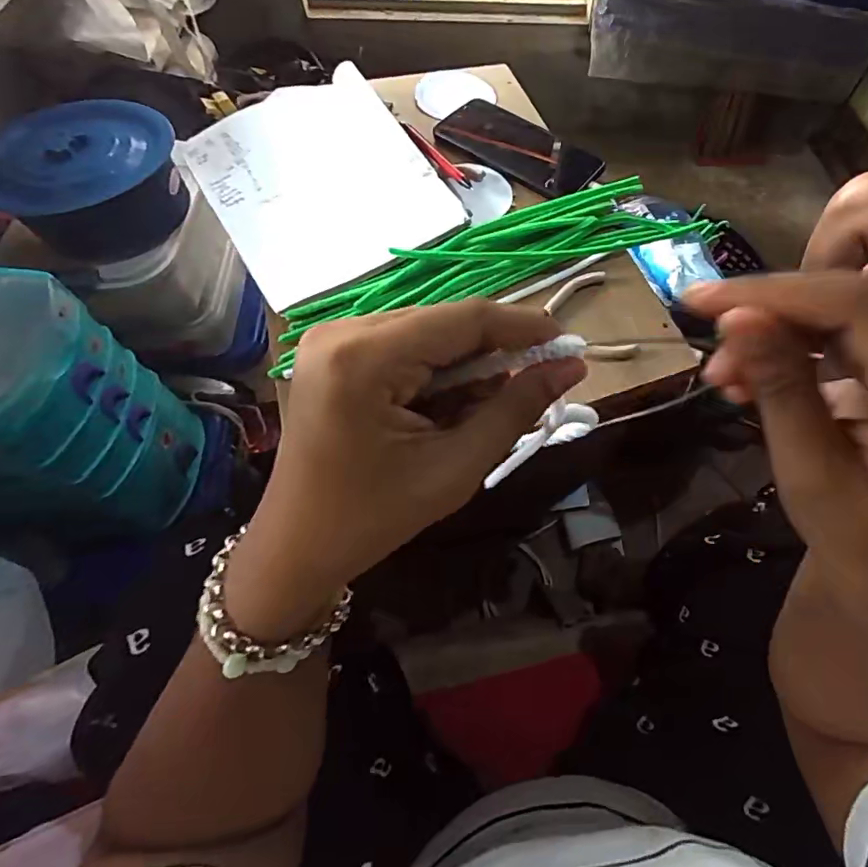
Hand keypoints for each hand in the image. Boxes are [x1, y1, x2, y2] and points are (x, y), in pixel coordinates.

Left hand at [229, 302, 585, 635]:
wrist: (295, 547)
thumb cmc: (374, 517)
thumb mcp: (457, 466)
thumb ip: (516, 409)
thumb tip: (572, 366)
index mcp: (365, 357)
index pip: (465, 319)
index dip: (523, 327)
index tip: (568, 345)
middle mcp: (343, 330)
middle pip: (447, 321)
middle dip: (495, 353)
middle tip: (534, 386)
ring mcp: (333, 336)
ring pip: (431, 331)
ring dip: (467, 365)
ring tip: (479, 412)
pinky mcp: (336, 350)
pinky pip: (407, 344)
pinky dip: (438, 370)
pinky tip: (446, 407)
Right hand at [685, 273, 867, 588]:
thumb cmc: (853, 540)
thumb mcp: (808, 471)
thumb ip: (779, 386)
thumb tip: (735, 316)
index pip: (863, 308)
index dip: (778, 294)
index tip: (702, 300)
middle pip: (858, 301)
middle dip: (773, 313)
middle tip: (711, 342)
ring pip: (851, 308)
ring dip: (781, 329)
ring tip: (728, 372)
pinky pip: (856, 329)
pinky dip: (801, 343)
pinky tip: (757, 369)